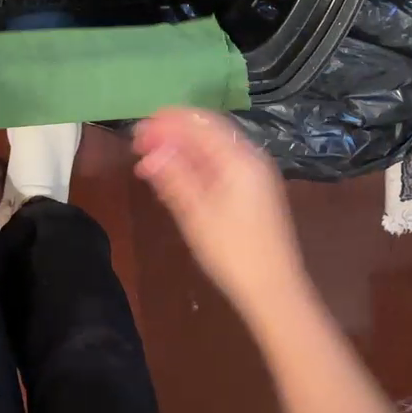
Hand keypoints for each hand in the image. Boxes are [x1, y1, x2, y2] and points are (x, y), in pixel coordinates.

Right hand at [133, 108, 309, 317]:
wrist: (273, 290)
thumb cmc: (233, 252)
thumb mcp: (196, 214)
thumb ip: (173, 177)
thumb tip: (150, 150)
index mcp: (239, 159)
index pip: (200, 124)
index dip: (167, 122)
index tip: (137, 131)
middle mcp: (250, 159)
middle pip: (207, 132)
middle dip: (172, 134)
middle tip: (140, 144)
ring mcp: (254, 175)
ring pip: (212, 149)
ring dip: (181, 150)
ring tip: (151, 162)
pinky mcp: (253, 191)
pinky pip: (220, 165)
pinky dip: (195, 165)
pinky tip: (175, 178)